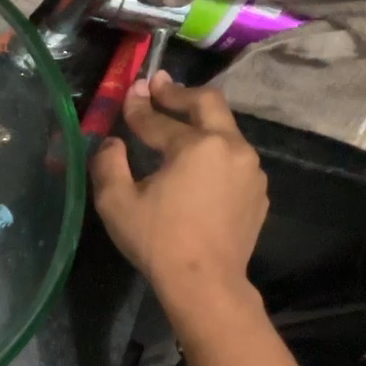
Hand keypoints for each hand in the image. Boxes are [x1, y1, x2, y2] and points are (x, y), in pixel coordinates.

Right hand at [92, 71, 269, 319]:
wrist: (205, 280)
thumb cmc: (156, 239)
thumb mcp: (115, 202)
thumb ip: (109, 164)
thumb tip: (113, 142)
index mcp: (195, 146)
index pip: (159, 119)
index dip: (139, 104)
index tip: (129, 89)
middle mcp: (230, 147)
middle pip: (208, 105)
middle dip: (180, 93)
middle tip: (160, 85)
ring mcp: (250, 169)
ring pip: (225, 131)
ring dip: (199, 122)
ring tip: (178, 123)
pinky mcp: (256, 190)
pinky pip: (232, 159)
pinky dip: (211, 151)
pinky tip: (195, 166)